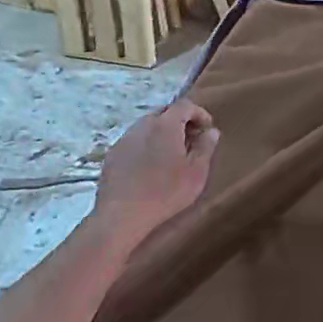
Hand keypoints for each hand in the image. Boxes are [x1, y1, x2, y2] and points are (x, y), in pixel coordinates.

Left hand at [92, 100, 218, 240]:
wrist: (121, 216)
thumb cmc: (166, 192)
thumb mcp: (197, 171)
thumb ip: (206, 147)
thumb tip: (211, 131)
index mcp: (165, 125)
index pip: (185, 105)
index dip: (199, 113)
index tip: (208, 129)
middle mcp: (142, 126)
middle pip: (164, 113)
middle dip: (180, 121)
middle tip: (191, 140)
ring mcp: (123, 140)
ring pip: (147, 126)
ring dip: (162, 133)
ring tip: (171, 154)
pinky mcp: (111, 156)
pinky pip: (134, 141)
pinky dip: (146, 145)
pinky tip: (150, 167)